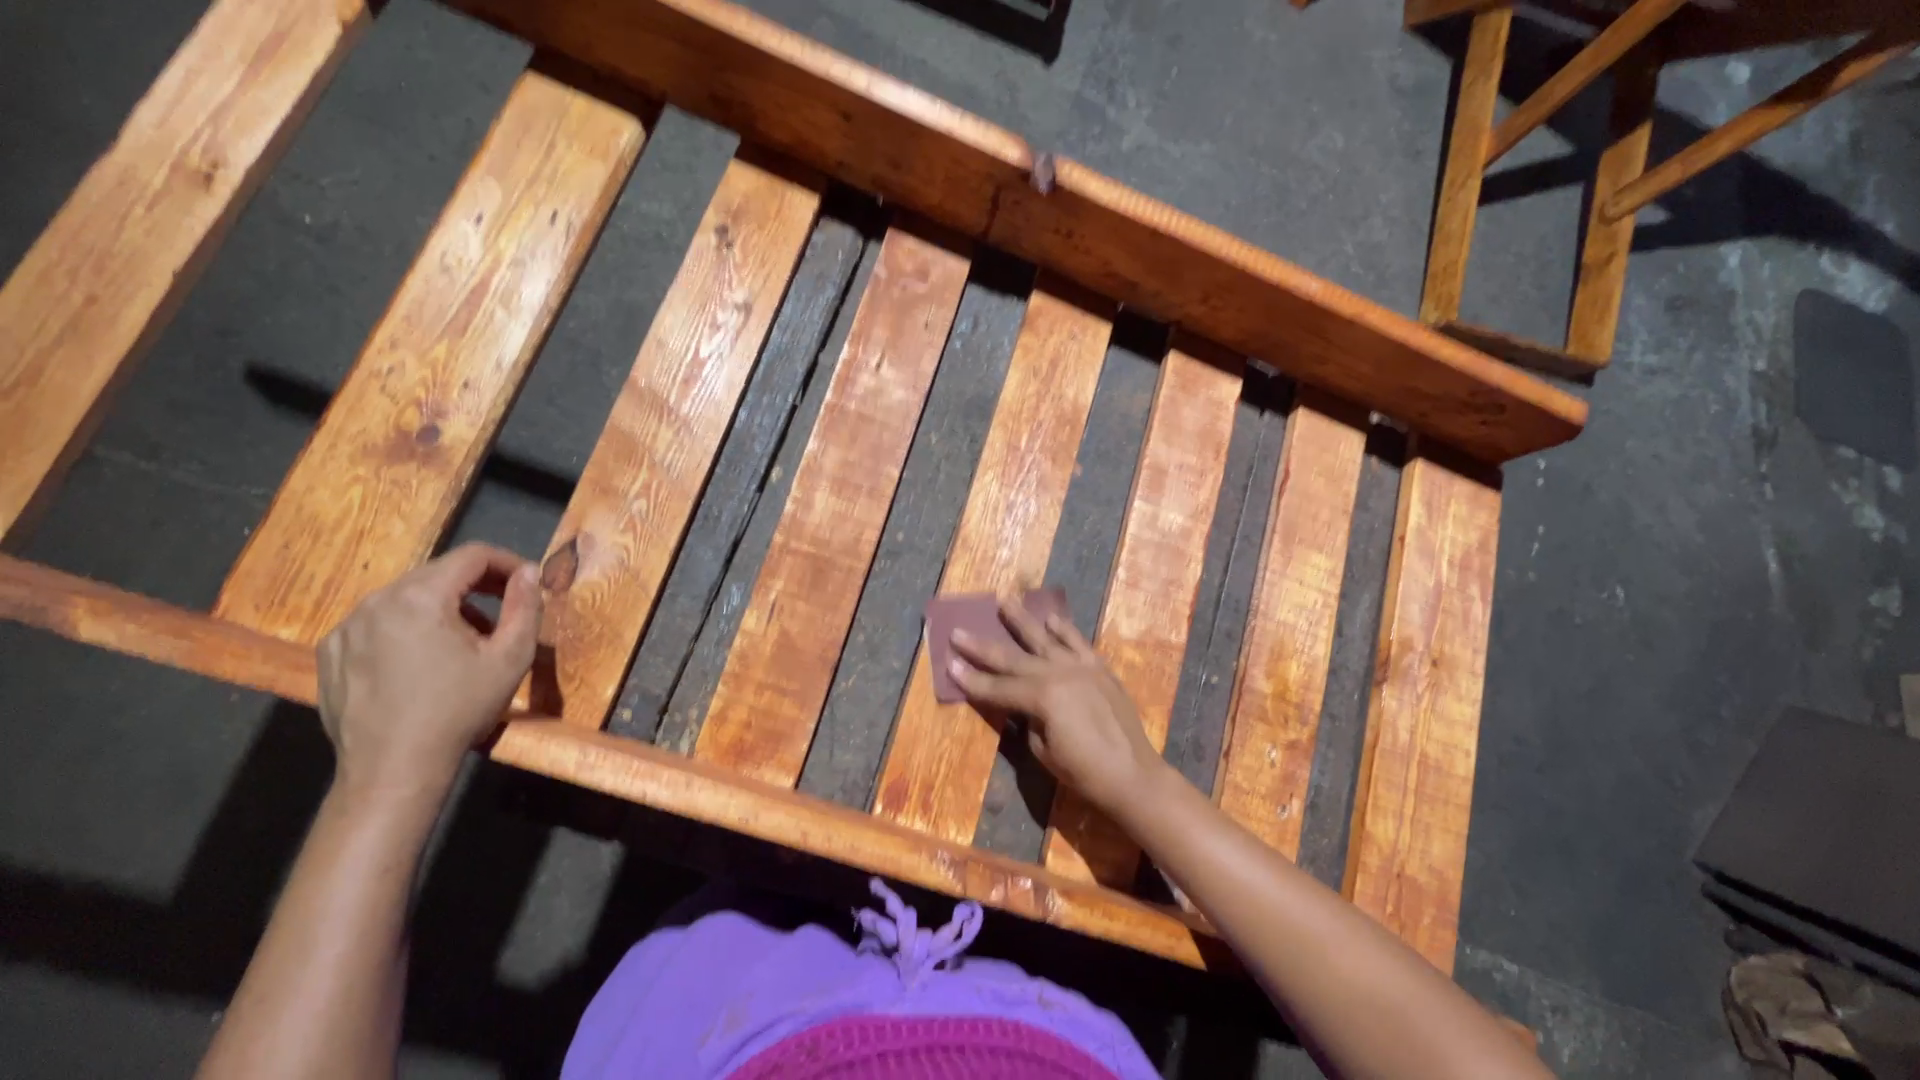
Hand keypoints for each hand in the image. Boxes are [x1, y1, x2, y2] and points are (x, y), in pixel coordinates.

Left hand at [316, 543, 543, 796]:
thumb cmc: (459, 711)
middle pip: (437, 574)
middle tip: (502, 615)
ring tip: (463, 645)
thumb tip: (528, 573)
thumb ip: (525, 607)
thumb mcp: (510, 659)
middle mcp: (377, 599)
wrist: (394, 769)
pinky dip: (405, 630)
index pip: (471, 556)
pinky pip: (376, 624)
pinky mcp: (331, 652)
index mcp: (421, 596)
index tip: (526, 583)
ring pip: (405, 598)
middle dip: (475, 587)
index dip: (506, 562)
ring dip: (441, 609)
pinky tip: (420, 664)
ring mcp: (347, 626)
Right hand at [948, 597, 1166, 814]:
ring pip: (1045, 639)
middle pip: (1013, 658)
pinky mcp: (1100, 669)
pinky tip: (1051, 618)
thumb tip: (1020, 703)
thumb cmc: (1083, 772)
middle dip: (983, 647)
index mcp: (1042, 697)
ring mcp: (1082, 667)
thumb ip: (1027, 720)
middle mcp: (1059, 673)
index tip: (948, 663)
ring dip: (1022, 620)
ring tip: (1004, 600)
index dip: (972, 679)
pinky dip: (1064, 629)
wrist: (1133, 774)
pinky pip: (1078, 643)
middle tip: (958, 631)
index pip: (997, 687)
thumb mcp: (1043, 750)